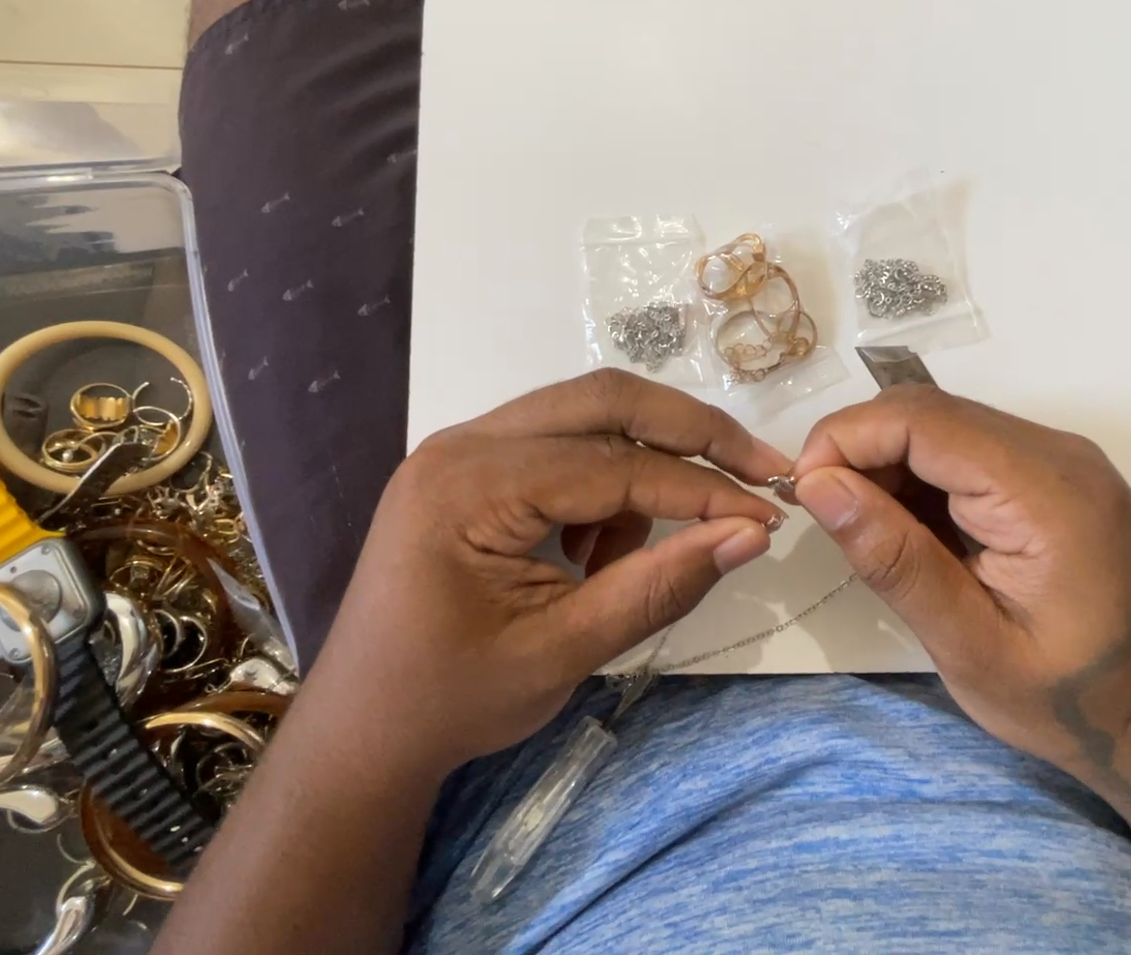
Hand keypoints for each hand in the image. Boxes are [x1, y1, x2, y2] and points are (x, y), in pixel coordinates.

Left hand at [324, 369, 788, 770]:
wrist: (362, 730)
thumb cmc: (451, 700)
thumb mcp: (563, 651)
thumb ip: (658, 587)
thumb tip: (749, 534)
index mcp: (471, 485)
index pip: (615, 464)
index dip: (701, 489)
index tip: (768, 514)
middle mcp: (464, 441)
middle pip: (603, 400)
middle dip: (690, 433)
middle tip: (757, 469)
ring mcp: (464, 448)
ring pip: (586, 415)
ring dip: (641, 466)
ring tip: (628, 558)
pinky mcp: (472, 467)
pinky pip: (561, 447)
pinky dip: (602, 486)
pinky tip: (588, 555)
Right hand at [790, 385, 1130, 810]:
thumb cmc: (1069, 703)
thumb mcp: (968, 646)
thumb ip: (894, 560)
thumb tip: (817, 484)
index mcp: (1047, 493)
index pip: (923, 420)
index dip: (846, 437)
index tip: (801, 492)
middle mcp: (1059, 454)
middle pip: (930, 412)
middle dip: (859, 449)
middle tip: (826, 517)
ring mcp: (1060, 461)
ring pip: (942, 427)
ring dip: (886, 465)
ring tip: (868, 535)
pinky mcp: (1052, 476)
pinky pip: (966, 452)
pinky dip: (919, 479)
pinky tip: (910, 533)